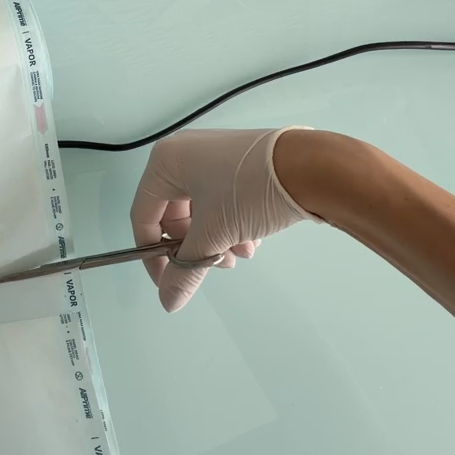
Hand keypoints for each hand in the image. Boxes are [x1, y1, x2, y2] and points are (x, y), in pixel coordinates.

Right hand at [130, 127, 314, 311]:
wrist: (311, 167)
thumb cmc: (250, 191)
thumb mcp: (214, 234)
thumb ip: (186, 270)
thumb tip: (168, 301)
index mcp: (165, 161)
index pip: (143, 215)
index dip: (152, 254)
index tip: (168, 282)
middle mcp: (182, 153)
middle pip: (173, 214)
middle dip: (194, 246)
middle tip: (218, 263)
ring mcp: (210, 155)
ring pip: (199, 209)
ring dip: (216, 238)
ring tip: (242, 253)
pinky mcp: (235, 161)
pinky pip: (218, 198)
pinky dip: (229, 222)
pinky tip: (252, 239)